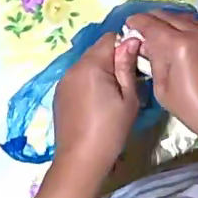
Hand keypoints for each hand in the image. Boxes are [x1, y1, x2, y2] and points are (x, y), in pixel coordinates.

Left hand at [51, 32, 141, 171]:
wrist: (80, 160)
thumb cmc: (110, 130)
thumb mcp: (128, 98)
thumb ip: (127, 66)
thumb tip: (131, 40)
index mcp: (92, 65)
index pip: (110, 37)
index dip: (126, 44)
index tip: (138, 61)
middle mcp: (74, 67)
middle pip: (97, 49)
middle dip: (114, 56)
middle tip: (130, 77)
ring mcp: (64, 80)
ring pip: (87, 63)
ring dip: (102, 68)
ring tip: (115, 90)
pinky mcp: (60, 93)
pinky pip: (78, 76)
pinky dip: (90, 80)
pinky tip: (99, 100)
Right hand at [124, 11, 197, 140]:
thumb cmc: (192, 108)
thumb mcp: (162, 87)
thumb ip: (154, 60)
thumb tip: (147, 45)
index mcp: (178, 44)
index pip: (151, 23)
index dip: (136, 22)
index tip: (127, 25)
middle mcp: (194, 31)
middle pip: (166, 15)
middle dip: (150, 19)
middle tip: (139, 29)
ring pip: (181, 15)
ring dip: (167, 19)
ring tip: (156, 31)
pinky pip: (195, 21)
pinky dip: (182, 23)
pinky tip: (176, 34)